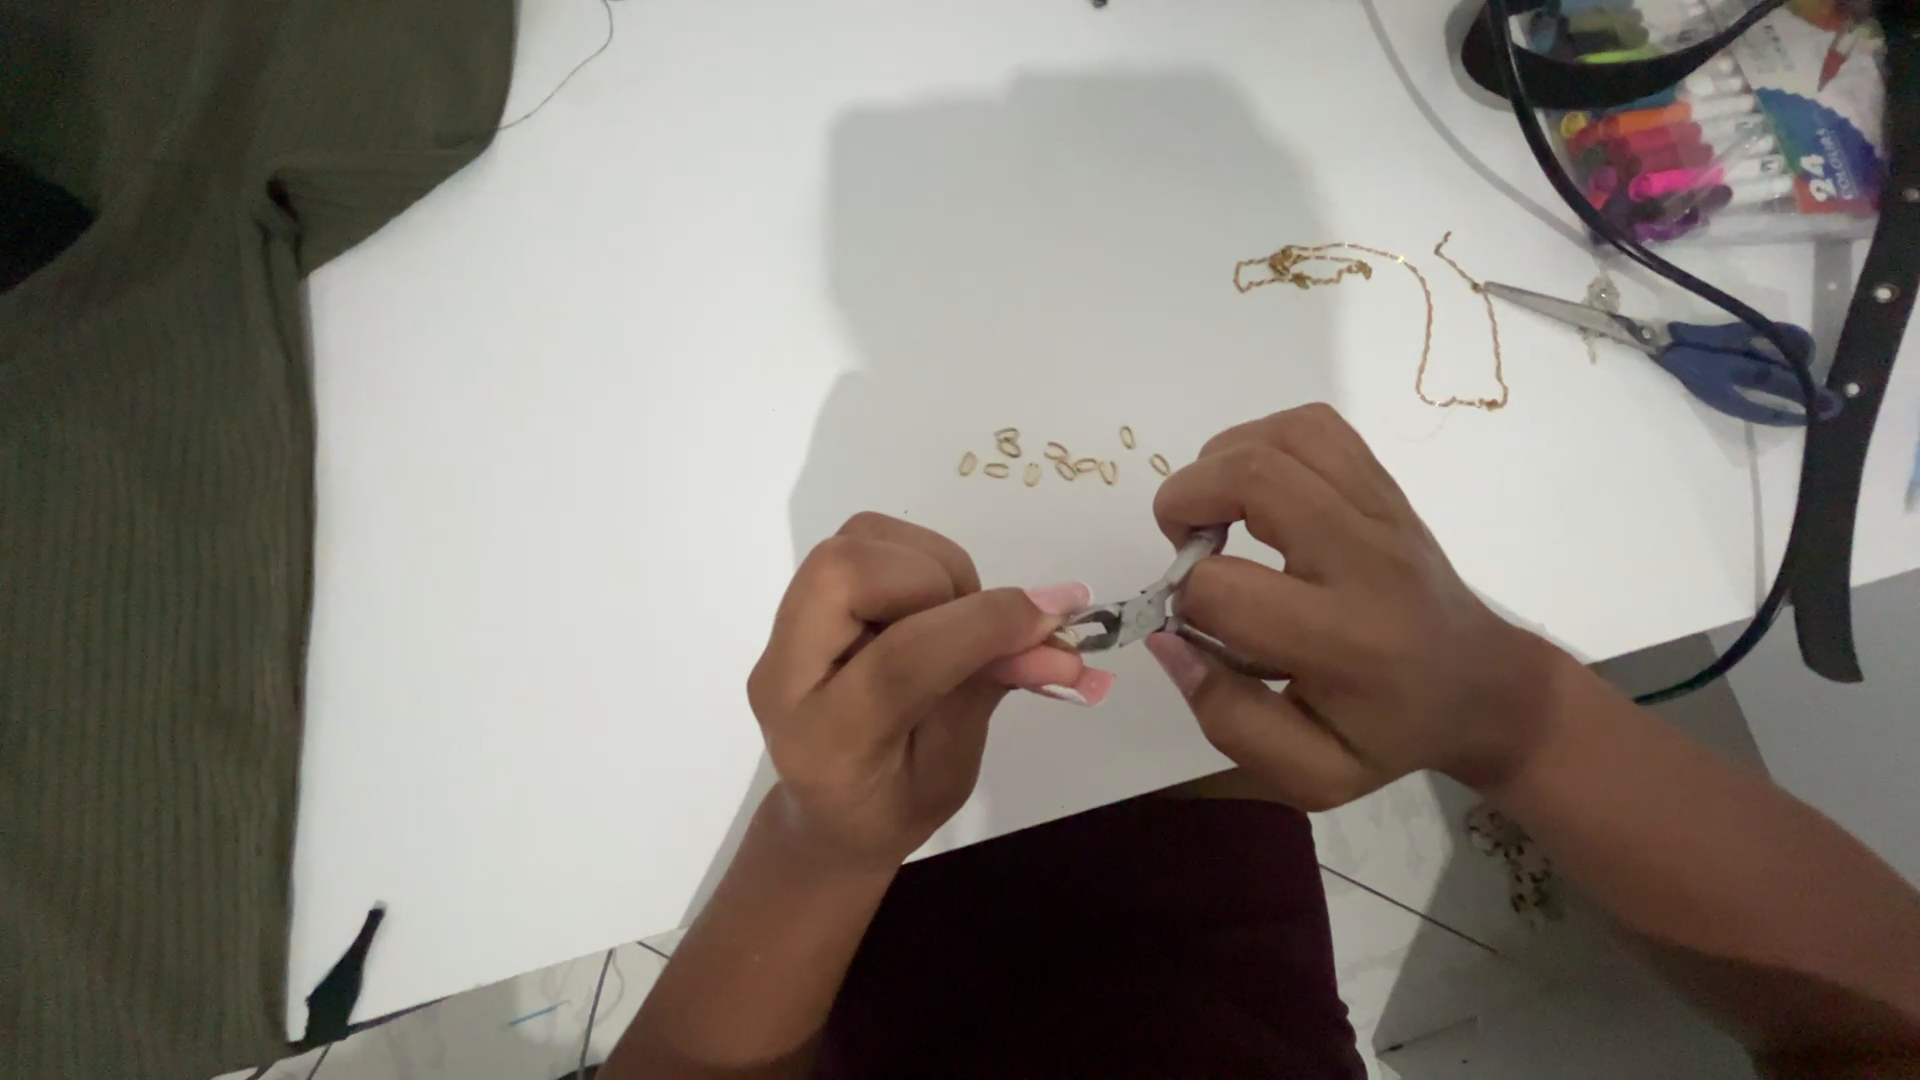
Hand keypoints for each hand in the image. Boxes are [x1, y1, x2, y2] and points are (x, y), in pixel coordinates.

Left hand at [746, 513, 1108, 871]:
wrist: (827, 810)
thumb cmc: (894, 806)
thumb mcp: (954, 769)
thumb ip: (995, 687)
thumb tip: (1059, 634)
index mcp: (826, 742)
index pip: (899, 661)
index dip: (983, 626)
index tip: (1052, 616)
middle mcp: (784, 673)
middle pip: (846, 573)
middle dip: (935, 580)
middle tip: (976, 622)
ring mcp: (782, 632)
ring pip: (853, 542)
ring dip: (929, 563)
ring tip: (954, 616)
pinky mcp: (796, 602)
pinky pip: (858, 540)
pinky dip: (913, 555)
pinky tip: (927, 604)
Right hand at [1145, 405, 1563, 807]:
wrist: (1479, 685)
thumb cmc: (1387, 732)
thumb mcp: (1310, 772)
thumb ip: (1228, 718)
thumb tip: (1168, 639)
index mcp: (1347, 640)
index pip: (1227, 588)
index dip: (1183, 599)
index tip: (1192, 621)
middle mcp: (1365, 558)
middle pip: (1253, 477)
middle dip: (1184, 501)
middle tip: (1185, 543)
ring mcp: (1380, 510)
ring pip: (1281, 438)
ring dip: (1217, 465)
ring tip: (1214, 514)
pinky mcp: (1384, 485)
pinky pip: (1312, 426)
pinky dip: (1258, 441)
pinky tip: (1251, 488)